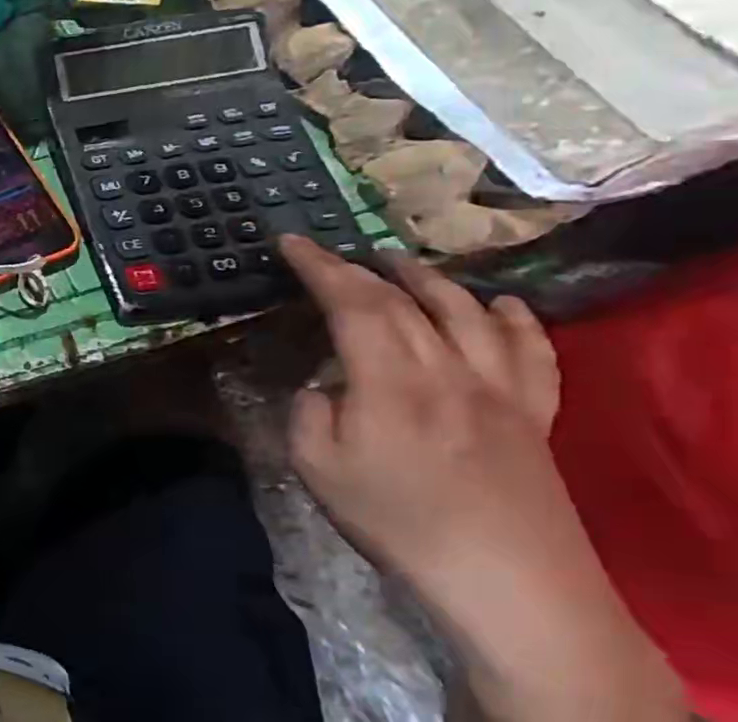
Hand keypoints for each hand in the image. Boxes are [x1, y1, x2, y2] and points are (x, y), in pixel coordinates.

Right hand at [279, 235, 564, 587]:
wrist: (509, 585)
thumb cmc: (398, 521)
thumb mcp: (317, 466)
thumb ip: (309, 411)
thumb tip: (324, 386)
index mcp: (389, 381)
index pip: (352, 303)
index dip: (319, 267)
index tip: (290, 241)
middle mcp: (448, 371)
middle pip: (404, 301)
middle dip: (359, 268)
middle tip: (329, 252)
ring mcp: (501, 391)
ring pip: (469, 313)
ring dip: (431, 279)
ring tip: (401, 261)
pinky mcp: (535, 417)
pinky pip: (534, 355)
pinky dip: (517, 322)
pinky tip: (504, 305)